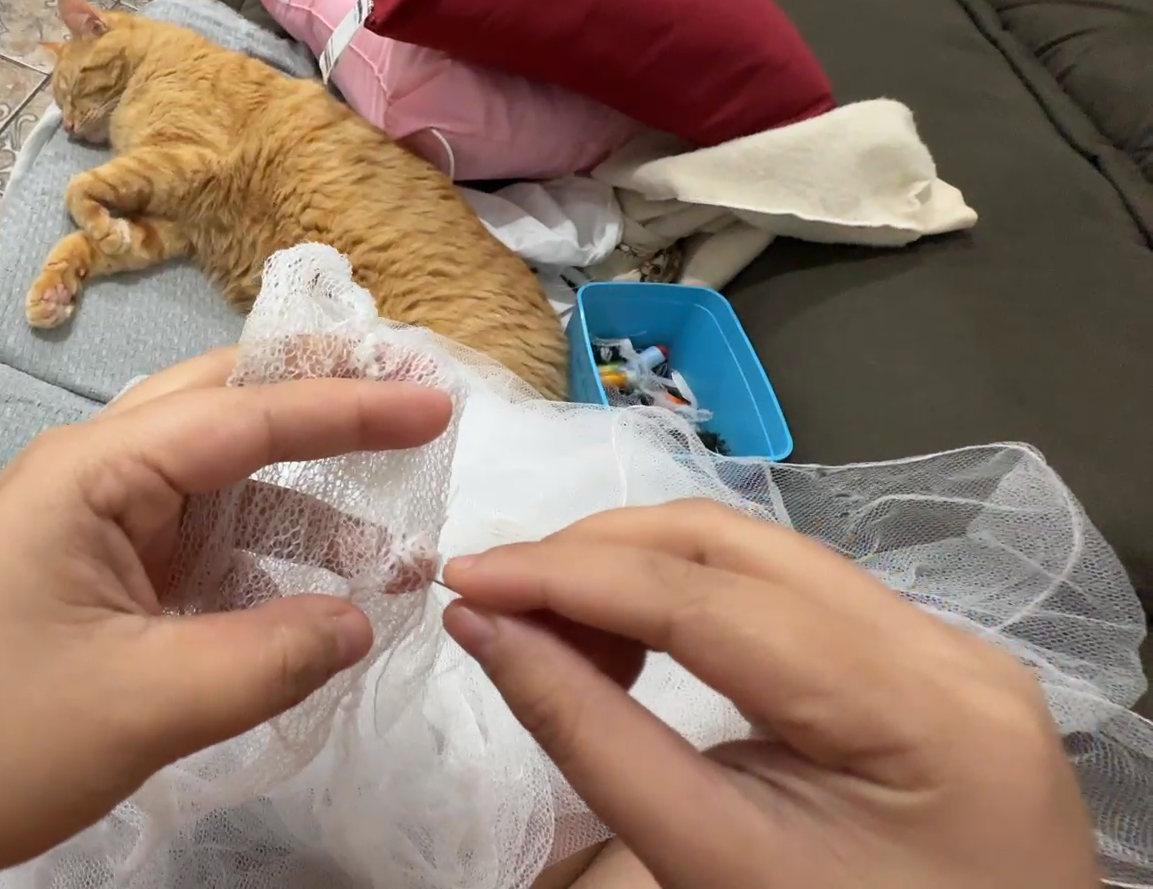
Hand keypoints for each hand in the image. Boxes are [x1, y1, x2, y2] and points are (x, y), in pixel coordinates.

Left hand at [0, 347, 453, 888]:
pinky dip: (259, 550)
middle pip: (223, 408)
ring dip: (300, 498)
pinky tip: (312, 585)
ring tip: (390, 537)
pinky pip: (194, 535)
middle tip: (410, 402)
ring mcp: (91, 517)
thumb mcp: (139, 706)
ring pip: (215, 477)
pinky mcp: (96, 566)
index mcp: (90, 470)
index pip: (241, 415)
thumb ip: (267, 655)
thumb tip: (363, 618)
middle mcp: (90, 470)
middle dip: (320, 404)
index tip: (434, 402)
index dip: (347, 407)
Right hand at [440, 499, 1097, 888]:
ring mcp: (925, 636)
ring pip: (728, 545)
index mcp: (919, 710)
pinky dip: (657, 588)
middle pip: (717, 541)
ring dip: (616, 567)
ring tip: (552, 627)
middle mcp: (936, 643)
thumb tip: (473, 620)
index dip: (563, 575)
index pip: (700, 597)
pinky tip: (619, 638)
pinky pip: (749, 577)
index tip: (461, 578)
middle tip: (498, 598)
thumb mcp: (699, 855)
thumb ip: (578, 726)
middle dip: (585, 556)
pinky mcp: (893, 646)